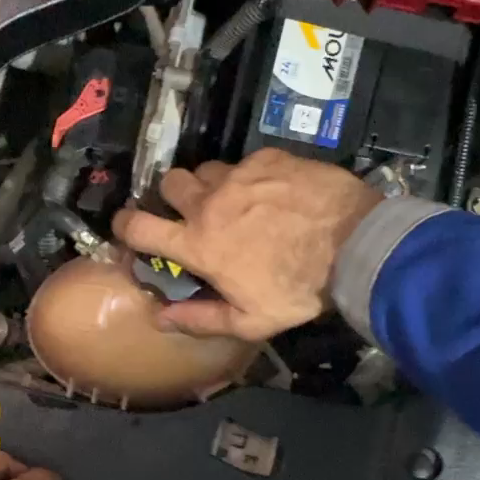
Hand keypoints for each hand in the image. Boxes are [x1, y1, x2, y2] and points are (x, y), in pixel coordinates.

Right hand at [112, 149, 383, 339]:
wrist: (356, 246)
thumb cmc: (299, 291)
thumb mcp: (249, 321)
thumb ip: (199, 319)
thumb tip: (160, 318)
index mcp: (198, 244)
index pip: (138, 227)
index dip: (124, 226)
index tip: (127, 228)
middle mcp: (209, 203)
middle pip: (168, 184)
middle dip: (171, 198)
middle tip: (190, 214)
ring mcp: (239, 176)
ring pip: (205, 169)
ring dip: (209, 185)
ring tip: (231, 202)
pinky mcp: (269, 158)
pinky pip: (245, 162)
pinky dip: (248, 177)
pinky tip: (270, 193)